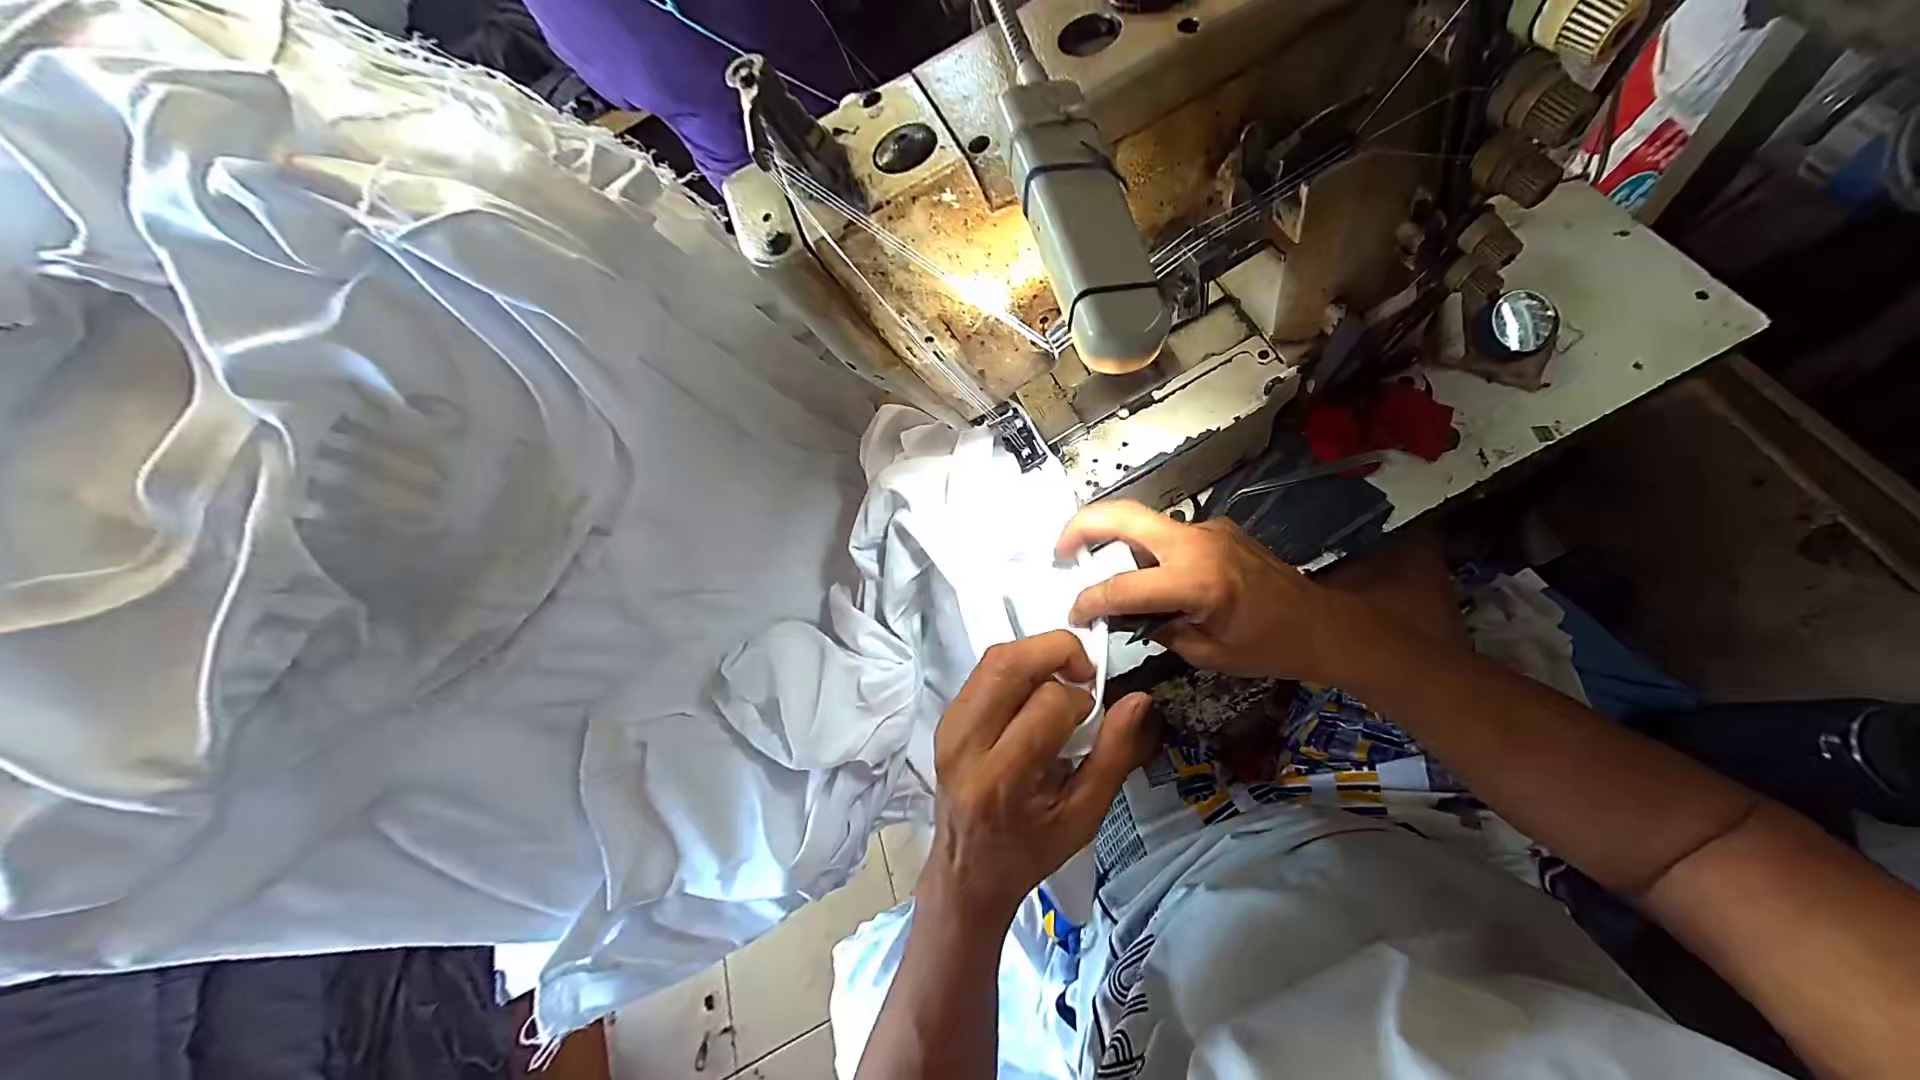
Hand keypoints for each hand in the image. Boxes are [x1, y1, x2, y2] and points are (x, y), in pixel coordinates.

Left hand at [920, 631, 1154, 929]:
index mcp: (1001, 779)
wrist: (967, 870)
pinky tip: (1036, 689)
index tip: (1093, 717)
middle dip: (1057, 651)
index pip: (1046, 705)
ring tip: (1064, 678)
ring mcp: (949, 726)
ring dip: (1037, 654)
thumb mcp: (1084, 816)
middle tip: (1085, 672)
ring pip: (994, 659)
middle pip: (1008, 664)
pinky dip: (1017, 666)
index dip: (1081, 701)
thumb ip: (1114, 755)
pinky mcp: (945, 717)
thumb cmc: (1030, 850)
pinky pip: (984, 671)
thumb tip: (1139, 699)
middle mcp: (966, 744)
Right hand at [1058, 499, 1368, 682]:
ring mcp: (1208, 529)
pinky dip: (1146, 549)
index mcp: (1197, 581)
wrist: (1323, 624)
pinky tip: (1150, 575)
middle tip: (1060, 550)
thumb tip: (1126, 614)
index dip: (1089, 601)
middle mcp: (1198, 543)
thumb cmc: (1269, 647)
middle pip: (1123, 515)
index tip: (1074, 613)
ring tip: (1097, 565)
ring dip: (1114, 538)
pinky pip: (1167, 533)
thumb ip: (1157, 627)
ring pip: (1144, 521)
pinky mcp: (1215, 528)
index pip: (1123, 586)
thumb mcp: (1205, 652)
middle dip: (1081, 527)